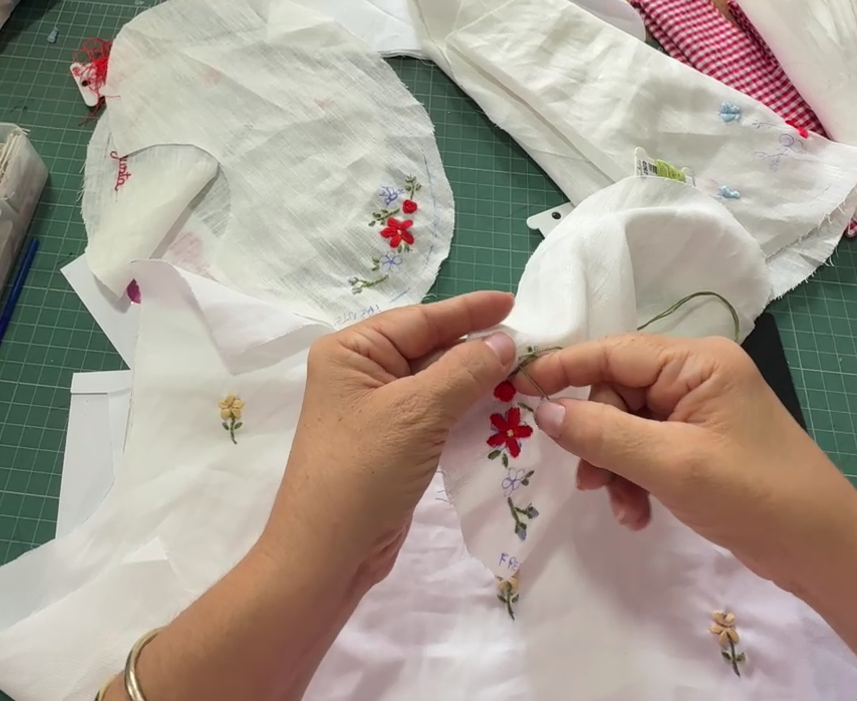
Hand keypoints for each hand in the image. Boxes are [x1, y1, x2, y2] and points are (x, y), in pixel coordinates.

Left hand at [262, 292, 515, 593]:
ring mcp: (376, 407)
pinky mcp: (392, 440)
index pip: (419, 319)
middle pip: (428, 347)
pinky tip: (499, 405)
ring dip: (475, 378)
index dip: (468, 310)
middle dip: (475, 345)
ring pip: (435, 380)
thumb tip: (504, 340)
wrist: (328, 555)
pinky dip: (466, 407)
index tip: (512, 300)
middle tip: (528, 341)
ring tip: (523, 370)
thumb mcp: (417, 413)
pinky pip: (435, 411)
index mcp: (352, 349)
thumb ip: (464, 371)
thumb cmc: (364, 470)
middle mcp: (361, 371)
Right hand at [520, 332, 856, 593]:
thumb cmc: (758, 498)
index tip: (516, 386)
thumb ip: (602, 433)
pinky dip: (634, 476)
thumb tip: (542, 410)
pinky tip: (638, 512)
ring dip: (614, 464)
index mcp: (696, 360)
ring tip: (620, 505)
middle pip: (615, 390)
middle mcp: (694, 374)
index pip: (612, 351)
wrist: (832, 559)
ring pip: (625, 422)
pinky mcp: (699, 440)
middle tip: (588, 481)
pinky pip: (645, 445)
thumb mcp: (672, 466)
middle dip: (597, 436)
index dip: (562, 367)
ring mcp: (698, 408)